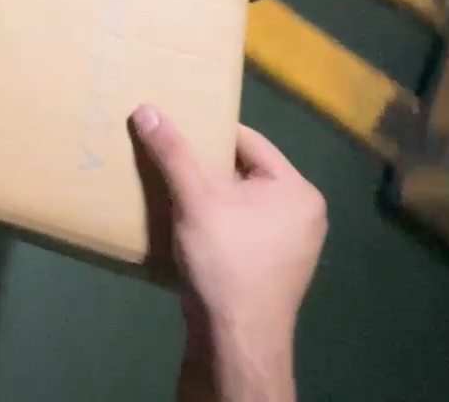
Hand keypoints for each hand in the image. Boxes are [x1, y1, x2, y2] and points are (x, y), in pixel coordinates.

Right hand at [132, 107, 324, 397]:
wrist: (235, 339)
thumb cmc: (225, 260)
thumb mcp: (194, 197)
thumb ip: (172, 151)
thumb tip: (146, 108)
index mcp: (296, 189)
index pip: (246, 139)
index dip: (206, 130)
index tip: (170, 126)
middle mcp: (303, 211)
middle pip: (242, 167)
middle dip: (202, 161)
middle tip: (165, 150)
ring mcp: (291, 241)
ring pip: (239, 196)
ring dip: (205, 189)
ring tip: (169, 179)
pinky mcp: (273, 263)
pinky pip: (240, 221)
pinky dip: (213, 214)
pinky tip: (184, 215)